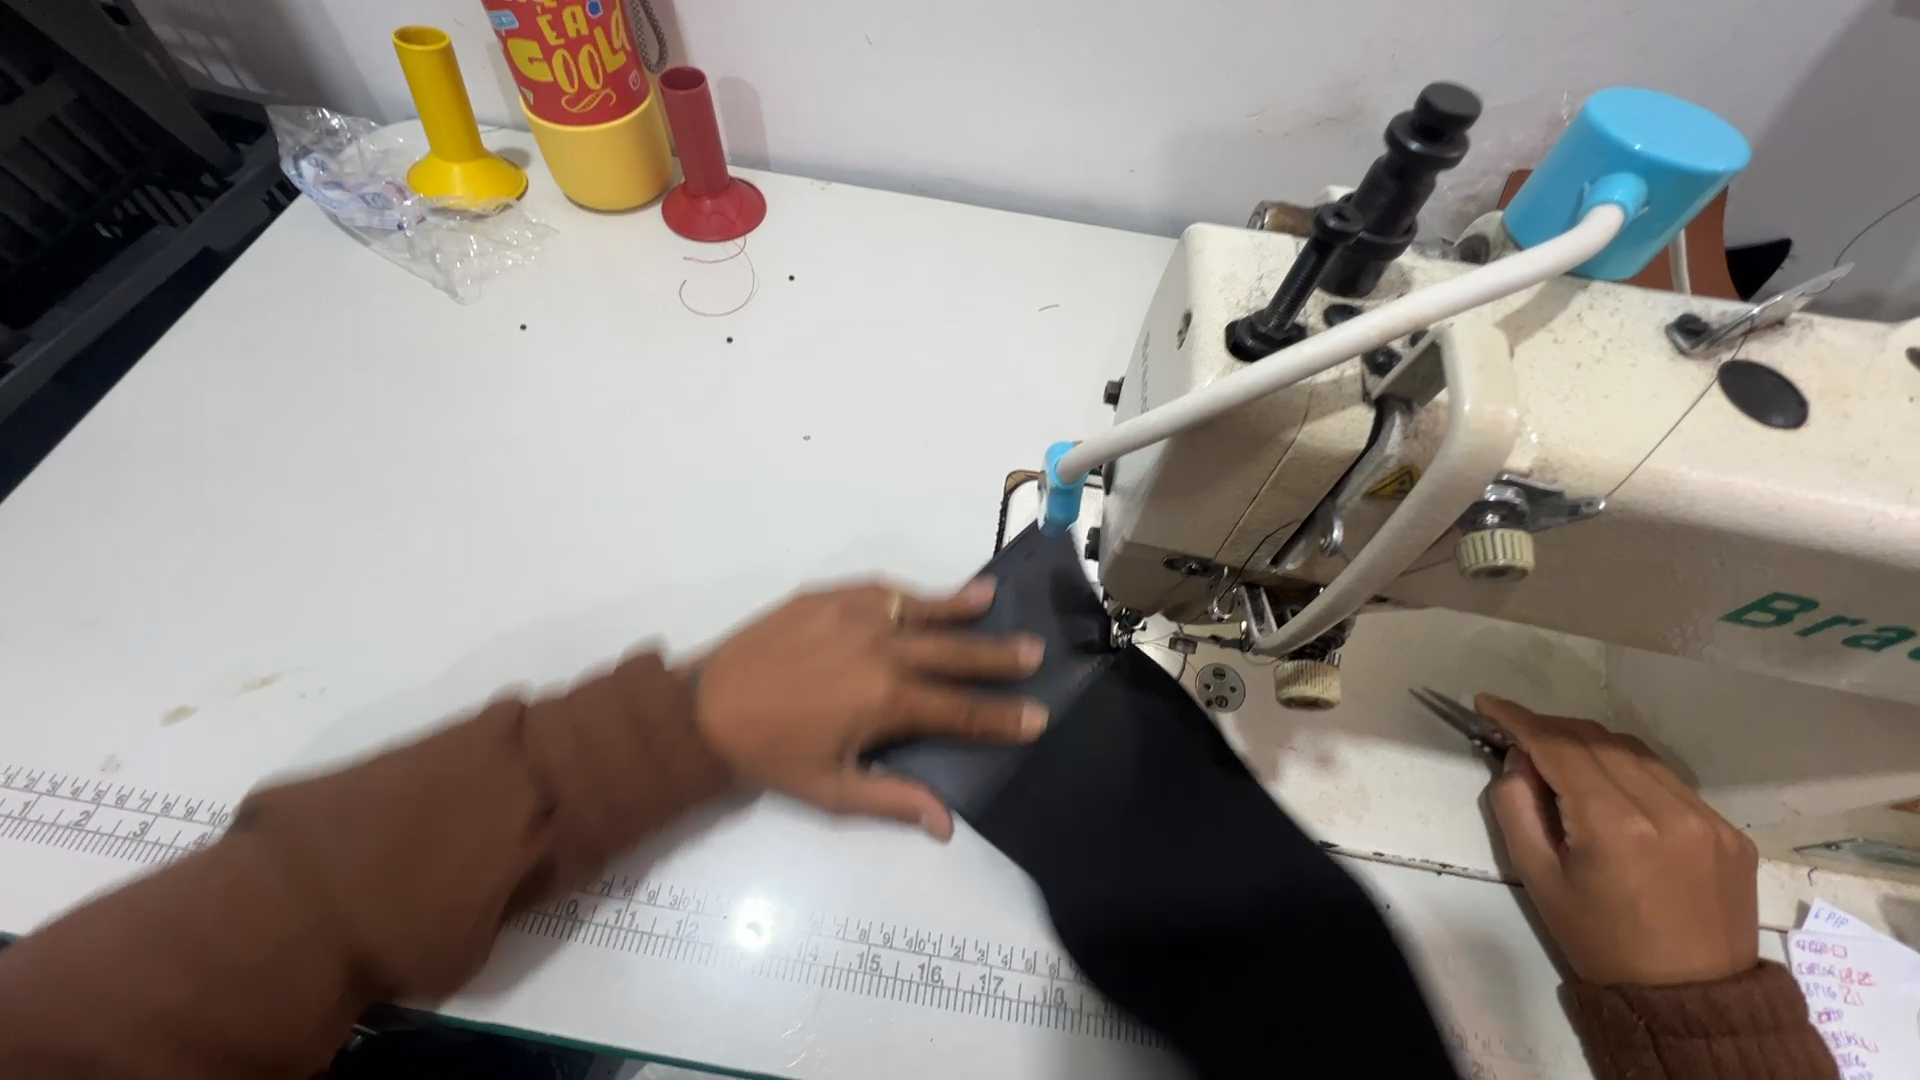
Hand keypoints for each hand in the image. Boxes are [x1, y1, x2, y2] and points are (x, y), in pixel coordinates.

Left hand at [694, 580, 1045, 841]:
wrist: (704, 707)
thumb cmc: (772, 755)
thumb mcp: (833, 790)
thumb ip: (894, 799)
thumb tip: (947, 826)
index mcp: (887, 699)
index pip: (960, 710)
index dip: (1002, 717)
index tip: (1038, 716)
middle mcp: (882, 649)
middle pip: (955, 652)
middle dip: (998, 656)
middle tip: (1035, 652)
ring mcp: (856, 615)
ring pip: (923, 609)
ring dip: (962, 607)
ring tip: (993, 599)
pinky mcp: (831, 596)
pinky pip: (884, 591)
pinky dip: (914, 594)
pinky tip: (929, 594)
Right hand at [1478, 694, 1758, 986]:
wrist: (1691, 998)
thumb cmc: (1596, 937)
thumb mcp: (1533, 872)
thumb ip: (1515, 803)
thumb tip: (1520, 759)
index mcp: (1613, 824)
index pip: (1557, 746)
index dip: (1517, 718)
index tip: (1486, 702)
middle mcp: (1666, 809)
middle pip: (1595, 739)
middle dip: (1549, 728)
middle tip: (1515, 737)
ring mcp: (1706, 818)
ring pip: (1633, 751)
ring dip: (1587, 744)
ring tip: (1558, 760)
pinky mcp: (1728, 830)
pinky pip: (1665, 778)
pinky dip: (1625, 768)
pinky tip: (1607, 789)